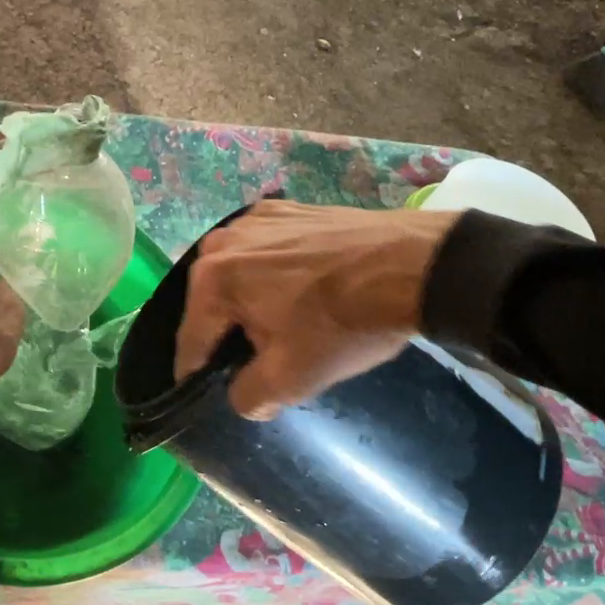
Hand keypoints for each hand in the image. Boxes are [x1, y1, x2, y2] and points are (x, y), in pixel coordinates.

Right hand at [174, 201, 458, 419]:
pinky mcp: (284, 208)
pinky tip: (305, 285)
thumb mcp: (293, 377)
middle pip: (211, 302)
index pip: (190, 341)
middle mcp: (220, 240)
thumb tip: (242, 396)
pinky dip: (273, 270)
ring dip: (251, 298)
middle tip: (262, 356)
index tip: (212, 392)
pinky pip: (263, 249)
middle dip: (229, 331)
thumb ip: (250, 395)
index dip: (198, 374)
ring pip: (237, 273)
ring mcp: (252, 219)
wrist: (413, 265)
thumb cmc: (344, 322)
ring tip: (287, 319)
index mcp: (210, 280)